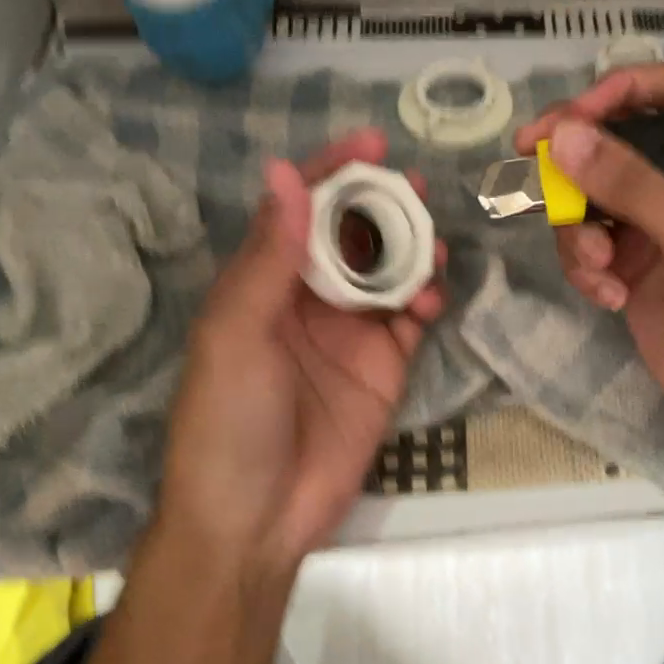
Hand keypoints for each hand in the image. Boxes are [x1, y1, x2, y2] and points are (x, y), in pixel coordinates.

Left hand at [157, 130, 446, 567]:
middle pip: (353, 233)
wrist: (256, 519)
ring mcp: (351, 331)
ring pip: (390, 270)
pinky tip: (431, 296)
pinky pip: (412, 318)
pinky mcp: (385, 365)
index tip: (372, 144)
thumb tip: (285, 172)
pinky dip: (427, 298)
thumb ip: (269, 257)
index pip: (300, 210)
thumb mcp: (237, 333)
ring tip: (434, 238)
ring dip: (413, 248)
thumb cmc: (229, 420)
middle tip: (415, 186)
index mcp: (263, 281)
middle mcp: (309, 297)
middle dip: (383, 204)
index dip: (333, 172)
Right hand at [515, 64, 663, 430]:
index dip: (621, 92)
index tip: (575, 115)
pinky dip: (583, 266)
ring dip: (577, 230)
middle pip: (611, 142)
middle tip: (527, 159)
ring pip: (585, 195)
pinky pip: (582, 241)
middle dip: (572, 161)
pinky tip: (607, 297)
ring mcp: (649, 224)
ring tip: (598, 269)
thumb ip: (634, 186)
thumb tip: (563, 133)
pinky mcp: (625, 262)